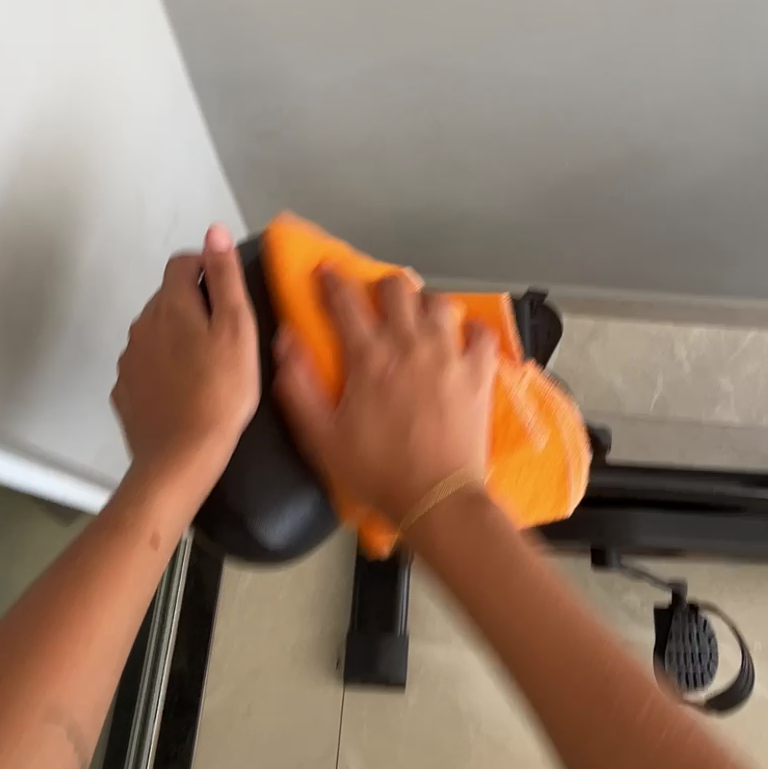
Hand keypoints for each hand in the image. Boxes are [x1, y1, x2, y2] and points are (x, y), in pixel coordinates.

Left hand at [111, 224, 259, 500]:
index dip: (207, 268)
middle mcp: (141, 324)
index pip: (182, 262)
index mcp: (170, 304)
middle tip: (227, 337)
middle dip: (195, 305)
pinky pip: (147, 363)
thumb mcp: (237, 329)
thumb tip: (213, 231)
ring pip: (157, 330)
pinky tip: (185, 390)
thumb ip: (225, 277)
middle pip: (169, 297)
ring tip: (208, 366)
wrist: (181, 456)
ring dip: (179, 336)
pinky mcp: (124, 389)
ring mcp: (129, 358)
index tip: (229, 295)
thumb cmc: (221, 390)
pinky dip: (165, 366)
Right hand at [274, 269, 499, 521]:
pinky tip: (462, 337)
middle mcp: (410, 343)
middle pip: (397, 288)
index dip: (332, 280)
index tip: (326, 270)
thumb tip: (285, 339)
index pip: (345, 300)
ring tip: (419, 319)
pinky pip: (481, 334)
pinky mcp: (479, 372)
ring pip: (439, 302)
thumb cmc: (376, 469)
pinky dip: (471, 330)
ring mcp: (449, 354)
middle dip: (381, 286)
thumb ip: (298, 385)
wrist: (437, 498)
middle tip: (376, 300)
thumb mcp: (320, 436)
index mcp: (369, 356)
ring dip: (425, 303)